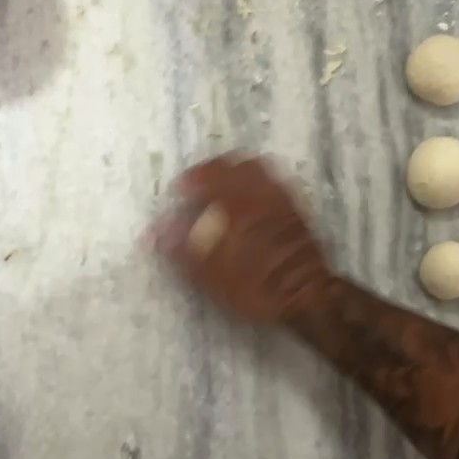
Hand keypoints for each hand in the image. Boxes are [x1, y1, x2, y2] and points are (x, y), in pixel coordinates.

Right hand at [152, 154, 334, 324]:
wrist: (306, 296)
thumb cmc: (256, 286)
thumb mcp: (210, 274)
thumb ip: (180, 248)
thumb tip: (153, 233)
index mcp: (238, 201)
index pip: (211, 173)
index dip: (192, 178)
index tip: (180, 189)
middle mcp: (263, 192)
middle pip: (238, 163)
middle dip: (217, 170)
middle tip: (202, 186)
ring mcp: (284, 199)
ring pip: (260, 169)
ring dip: (239, 175)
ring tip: (226, 192)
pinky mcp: (298, 211)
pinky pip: (276, 185)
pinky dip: (259, 187)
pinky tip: (252, 207)